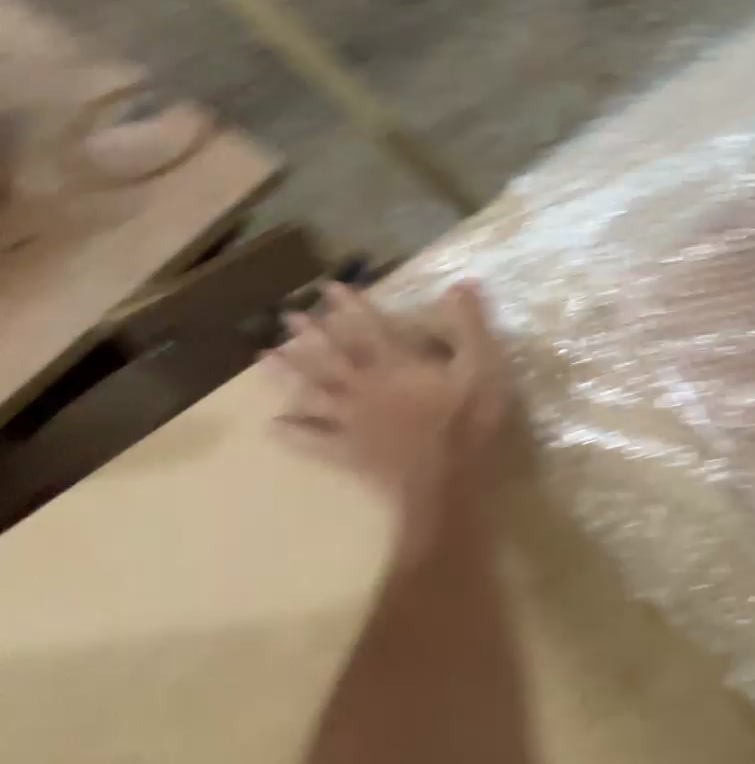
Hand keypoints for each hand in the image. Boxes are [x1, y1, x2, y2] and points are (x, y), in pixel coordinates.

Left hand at [274, 281, 513, 508]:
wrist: (446, 480)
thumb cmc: (469, 419)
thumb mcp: (483, 366)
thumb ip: (470, 326)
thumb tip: (461, 284)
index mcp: (398, 365)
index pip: (372, 327)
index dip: (352, 306)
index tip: (329, 286)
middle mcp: (366, 387)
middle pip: (332, 357)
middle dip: (310, 334)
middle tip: (286, 316)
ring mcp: (351, 422)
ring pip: (313, 393)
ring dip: (287, 375)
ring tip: (263, 357)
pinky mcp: (347, 451)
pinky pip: (312, 441)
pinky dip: (292, 433)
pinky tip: (273, 426)